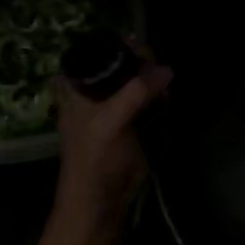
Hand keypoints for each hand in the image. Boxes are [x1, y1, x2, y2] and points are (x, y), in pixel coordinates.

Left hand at [53, 63, 171, 216]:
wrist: (101, 198)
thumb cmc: (96, 157)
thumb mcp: (111, 120)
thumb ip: (137, 92)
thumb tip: (168, 70)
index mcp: (76, 86)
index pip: (97, 51)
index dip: (119, 46)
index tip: (139, 49)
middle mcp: (93, 92)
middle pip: (122, 64)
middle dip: (141, 64)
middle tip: (156, 70)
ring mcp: (113, 106)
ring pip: (137, 80)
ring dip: (152, 80)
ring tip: (162, 88)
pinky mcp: (132, 122)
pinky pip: (149, 99)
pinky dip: (158, 97)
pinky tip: (165, 102)